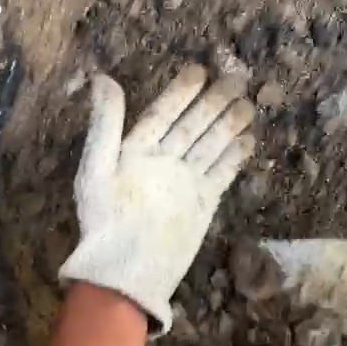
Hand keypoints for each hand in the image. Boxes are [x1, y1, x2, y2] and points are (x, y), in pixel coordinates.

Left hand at [60, 65, 255, 331]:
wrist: (125, 274)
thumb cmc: (105, 221)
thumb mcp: (98, 169)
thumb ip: (105, 124)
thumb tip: (102, 78)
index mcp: (136, 149)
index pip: (163, 113)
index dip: (180, 93)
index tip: (199, 71)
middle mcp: (163, 160)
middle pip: (193, 125)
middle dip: (213, 103)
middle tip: (236, 79)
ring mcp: (184, 181)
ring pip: (210, 145)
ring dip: (228, 125)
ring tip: (248, 105)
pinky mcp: (201, 203)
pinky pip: (221, 174)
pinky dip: (234, 157)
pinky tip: (249, 140)